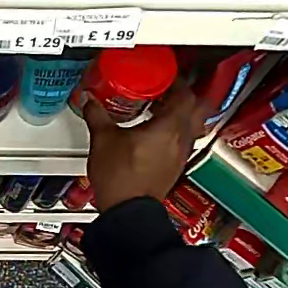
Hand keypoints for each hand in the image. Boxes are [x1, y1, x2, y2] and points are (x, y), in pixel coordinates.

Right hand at [80, 88, 210, 211]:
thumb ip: (97, 115)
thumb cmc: (121, 177)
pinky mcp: (174, 167)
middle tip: (168, 90)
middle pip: (198, 109)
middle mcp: (181, 140)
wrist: (127, 210)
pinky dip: (174, 133)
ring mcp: (180, 155)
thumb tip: (89, 100)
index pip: (186, 95)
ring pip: (192, 127)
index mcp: (169, 127)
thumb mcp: (103, 139)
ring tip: (160, 109)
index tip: (166, 77)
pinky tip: (154, 134)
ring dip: (181, 115)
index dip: (178, 83)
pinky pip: (182, 142)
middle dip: (186, 97)